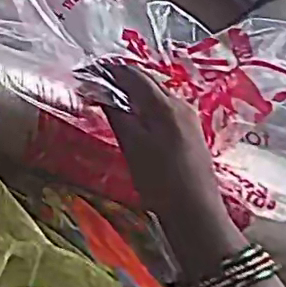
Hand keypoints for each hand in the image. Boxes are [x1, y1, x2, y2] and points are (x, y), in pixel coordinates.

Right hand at [98, 62, 232, 238]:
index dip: (108, 69)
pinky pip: (164, 105)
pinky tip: (136, 115)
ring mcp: (189, 117)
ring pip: (156, 92)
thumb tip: (98, 88)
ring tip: (112, 97)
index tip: (87, 71)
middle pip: (146, 79)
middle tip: (96, 83)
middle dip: (120, 77)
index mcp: (163, 103)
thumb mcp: (131, 144)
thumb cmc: (160, 181)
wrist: (198, 217)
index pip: (131, 73)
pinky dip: (146, 103)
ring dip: (134, 90)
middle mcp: (179, 103)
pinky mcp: (192, 130)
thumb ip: (115, 111)